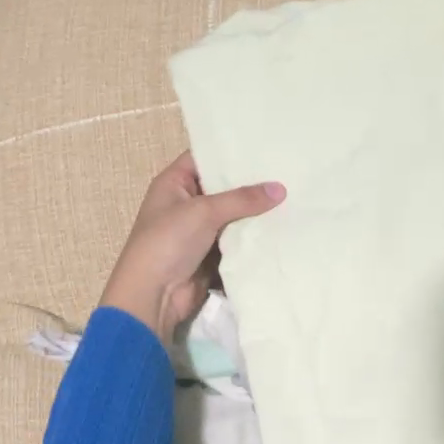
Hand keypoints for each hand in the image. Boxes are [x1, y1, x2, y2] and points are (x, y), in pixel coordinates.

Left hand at [99, 152, 284, 344]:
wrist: (153, 295)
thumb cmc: (168, 241)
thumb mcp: (204, 211)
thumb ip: (242, 199)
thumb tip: (280, 189)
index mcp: (173, 184)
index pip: (203, 158)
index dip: (228, 153)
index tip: (262, 148)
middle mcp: (184, 204)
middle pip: (221, 188)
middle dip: (249, 185)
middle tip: (285, 172)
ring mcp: (197, 232)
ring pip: (231, 217)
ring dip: (254, 214)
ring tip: (290, 197)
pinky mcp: (209, 256)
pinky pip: (234, 242)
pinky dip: (251, 239)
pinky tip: (280, 228)